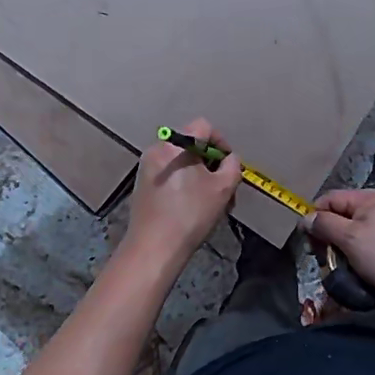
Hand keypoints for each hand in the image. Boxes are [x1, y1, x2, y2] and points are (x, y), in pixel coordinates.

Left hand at [124, 118, 241, 261]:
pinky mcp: (142, 184)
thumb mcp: (222, 189)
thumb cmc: (190, 214)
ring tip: (210, 200)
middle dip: (210, 162)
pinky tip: (191, 206)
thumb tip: (229, 159)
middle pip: (191, 145)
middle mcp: (157, 149)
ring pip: (180, 161)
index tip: (228, 165)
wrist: (154, 247)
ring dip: (198, 175)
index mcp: (175, 144)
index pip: (203, 127)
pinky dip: (183, 182)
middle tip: (222, 186)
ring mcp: (146, 167)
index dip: (221, 143)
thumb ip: (232, 166)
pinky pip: (169, 174)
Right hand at [304, 189, 374, 312]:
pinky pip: (372, 238)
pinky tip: (363, 266)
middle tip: (324, 258)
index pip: (330, 198)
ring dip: (345, 245)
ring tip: (343, 265)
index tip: (308, 242)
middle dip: (329, 234)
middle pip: (343, 213)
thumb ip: (324, 224)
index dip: (314, 217)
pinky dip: (361, 250)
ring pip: (357, 228)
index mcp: (370, 196)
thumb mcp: (349, 239)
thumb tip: (306, 218)